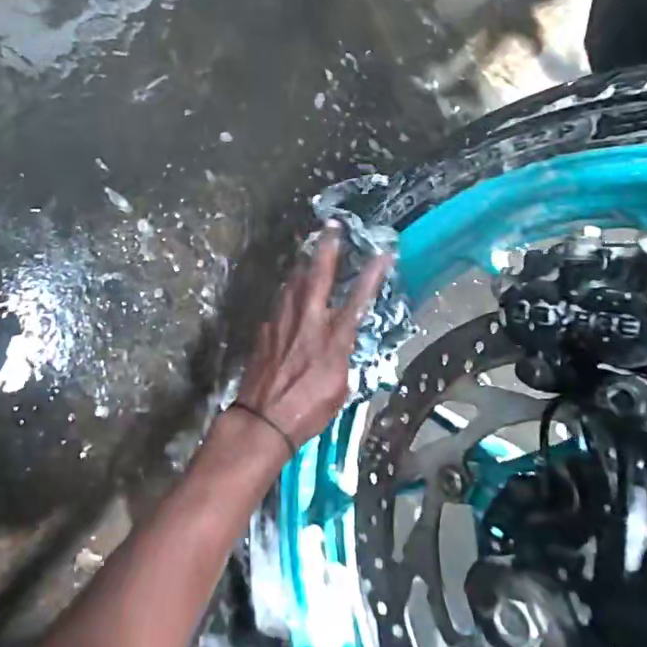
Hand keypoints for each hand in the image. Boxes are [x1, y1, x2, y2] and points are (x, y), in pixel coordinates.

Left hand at [234, 223, 394, 450]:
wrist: (263, 420)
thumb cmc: (308, 410)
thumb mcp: (339, 387)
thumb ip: (341, 357)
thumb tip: (338, 345)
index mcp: (333, 337)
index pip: (358, 299)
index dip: (372, 275)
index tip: (383, 253)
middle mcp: (308, 321)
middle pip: (318, 275)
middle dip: (327, 248)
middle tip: (331, 226)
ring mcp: (282, 322)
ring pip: (293, 283)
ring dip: (302, 264)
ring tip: (308, 251)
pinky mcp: (265, 330)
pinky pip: (279, 302)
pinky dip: (287, 292)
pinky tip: (288, 291)